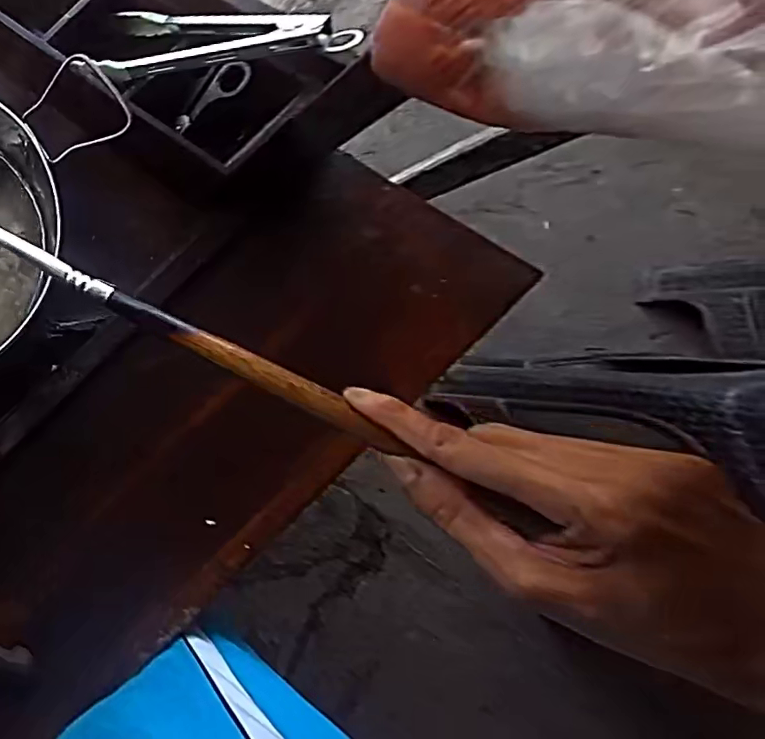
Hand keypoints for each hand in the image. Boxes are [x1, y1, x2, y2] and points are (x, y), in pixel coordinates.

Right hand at [345, 387, 764, 708]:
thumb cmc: (658, 630)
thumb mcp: (540, 588)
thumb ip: (460, 519)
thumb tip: (403, 466)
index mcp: (591, 505)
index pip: (467, 448)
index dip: (403, 422)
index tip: (358, 397)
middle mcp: (622, 467)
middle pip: (495, 437)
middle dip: (465, 458)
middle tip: (466, 498)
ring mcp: (651, 458)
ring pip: (529, 438)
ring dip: (506, 464)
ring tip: (538, 515)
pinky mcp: (669, 456)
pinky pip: (570, 445)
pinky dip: (548, 467)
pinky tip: (576, 508)